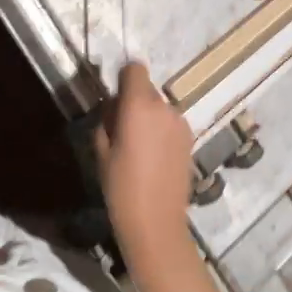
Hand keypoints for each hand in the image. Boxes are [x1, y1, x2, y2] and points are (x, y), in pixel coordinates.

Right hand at [95, 63, 193, 250]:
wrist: (156, 223)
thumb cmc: (121, 187)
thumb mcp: (101, 151)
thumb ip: (106, 119)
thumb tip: (113, 106)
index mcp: (138, 105)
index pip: (135, 68)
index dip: (124, 79)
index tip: (115, 99)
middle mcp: (163, 106)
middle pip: (147, 89)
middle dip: (134, 101)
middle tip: (122, 128)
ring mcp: (180, 122)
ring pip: (160, 107)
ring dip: (149, 117)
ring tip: (140, 147)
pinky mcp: (191, 138)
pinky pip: (170, 123)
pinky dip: (162, 130)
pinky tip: (155, 157)